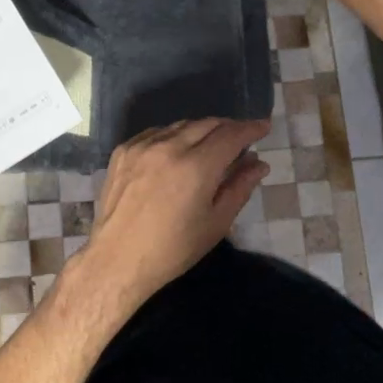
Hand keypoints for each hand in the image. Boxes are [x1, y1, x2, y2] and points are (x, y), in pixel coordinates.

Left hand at [70, 119, 271, 308]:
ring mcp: (142, 145)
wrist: (118, 258)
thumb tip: (259, 163)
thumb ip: (239, 187)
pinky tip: (178, 150)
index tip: (264, 126)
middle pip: (207, 124)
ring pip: (180, 125)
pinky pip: (156, 133)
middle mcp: (169, 147)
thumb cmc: (173, 249)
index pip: (231, 135)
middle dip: (228, 127)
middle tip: (241, 138)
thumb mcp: (216, 222)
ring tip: (211, 144)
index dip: (251, 128)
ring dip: (201, 130)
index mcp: (196, 167)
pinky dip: (173, 136)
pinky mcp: (123, 150)